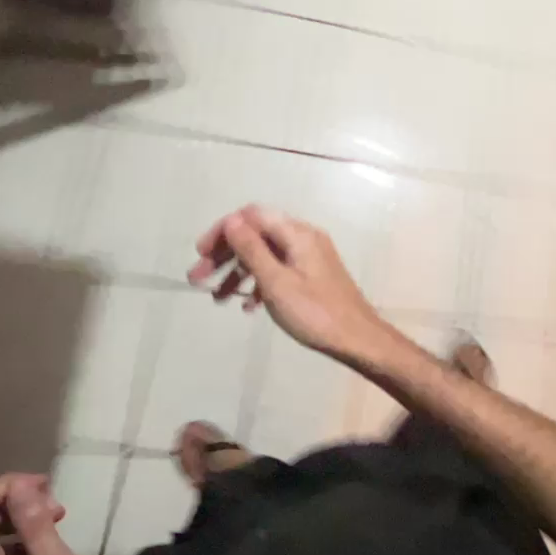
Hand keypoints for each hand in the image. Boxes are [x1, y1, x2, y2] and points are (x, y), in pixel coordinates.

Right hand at [189, 205, 391, 360]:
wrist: (357, 339)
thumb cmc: (315, 312)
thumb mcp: (276, 283)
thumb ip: (252, 250)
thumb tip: (231, 219)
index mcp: (297, 233)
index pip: (252, 216)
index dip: (223, 230)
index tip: (201, 255)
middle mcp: (304, 237)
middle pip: (257, 234)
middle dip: (225, 254)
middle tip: (198, 279)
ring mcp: (309, 256)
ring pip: (266, 254)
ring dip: (238, 271)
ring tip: (217, 298)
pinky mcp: (312, 274)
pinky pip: (279, 269)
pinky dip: (259, 282)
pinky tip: (247, 306)